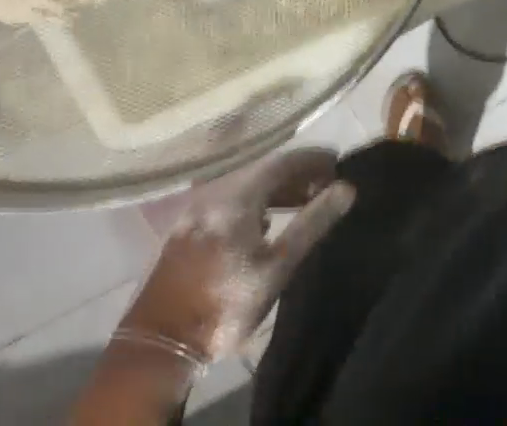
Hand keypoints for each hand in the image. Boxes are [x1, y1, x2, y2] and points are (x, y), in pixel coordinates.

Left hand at [121, 149, 353, 361]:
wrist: (159, 347)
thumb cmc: (226, 305)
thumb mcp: (279, 265)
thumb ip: (313, 221)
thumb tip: (347, 187)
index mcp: (234, 200)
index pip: (282, 162)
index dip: (313, 159)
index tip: (340, 163)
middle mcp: (211, 197)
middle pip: (262, 171)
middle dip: (298, 173)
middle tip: (328, 183)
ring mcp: (195, 215)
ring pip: (245, 186)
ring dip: (278, 188)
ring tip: (306, 201)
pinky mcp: (187, 232)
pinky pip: (230, 202)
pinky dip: (257, 202)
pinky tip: (269, 220)